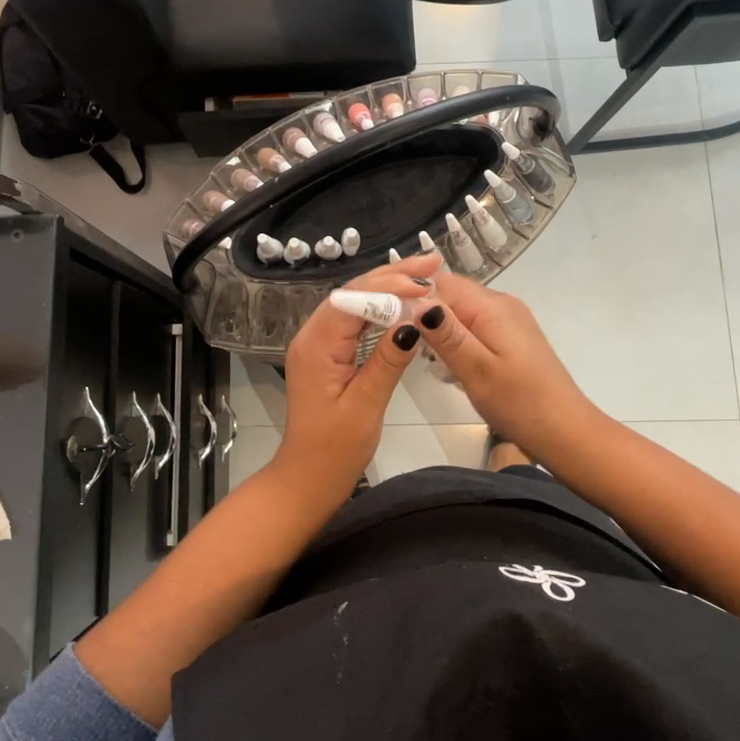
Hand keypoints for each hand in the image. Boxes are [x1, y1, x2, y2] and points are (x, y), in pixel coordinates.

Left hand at [274, 252, 442, 488]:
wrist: (307, 478)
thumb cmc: (335, 449)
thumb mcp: (366, 405)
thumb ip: (388, 361)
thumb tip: (415, 321)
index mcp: (316, 345)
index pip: (353, 299)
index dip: (390, 285)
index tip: (426, 281)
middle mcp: (311, 336)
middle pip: (352, 293)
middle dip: (392, 276)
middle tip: (432, 262)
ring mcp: (317, 344)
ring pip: (353, 303)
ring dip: (387, 287)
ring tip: (424, 274)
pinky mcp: (326, 355)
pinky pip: (352, 321)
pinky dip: (378, 308)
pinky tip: (401, 302)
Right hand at [414, 274, 599, 450]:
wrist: (566, 432)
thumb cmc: (520, 403)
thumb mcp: (476, 370)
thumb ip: (447, 335)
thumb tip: (416, 301)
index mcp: (492, 306)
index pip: (441, 283)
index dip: (414, 298)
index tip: (394, 324)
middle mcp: (501, 304)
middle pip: (451, 295)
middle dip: (427, 318)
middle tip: (413, 351)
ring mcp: (509, 321)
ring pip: (461, 313)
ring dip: (441, 334)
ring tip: (433, 365)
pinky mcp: (512, 339)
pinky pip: (475, 328)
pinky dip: (458, 344)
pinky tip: (454, 369)